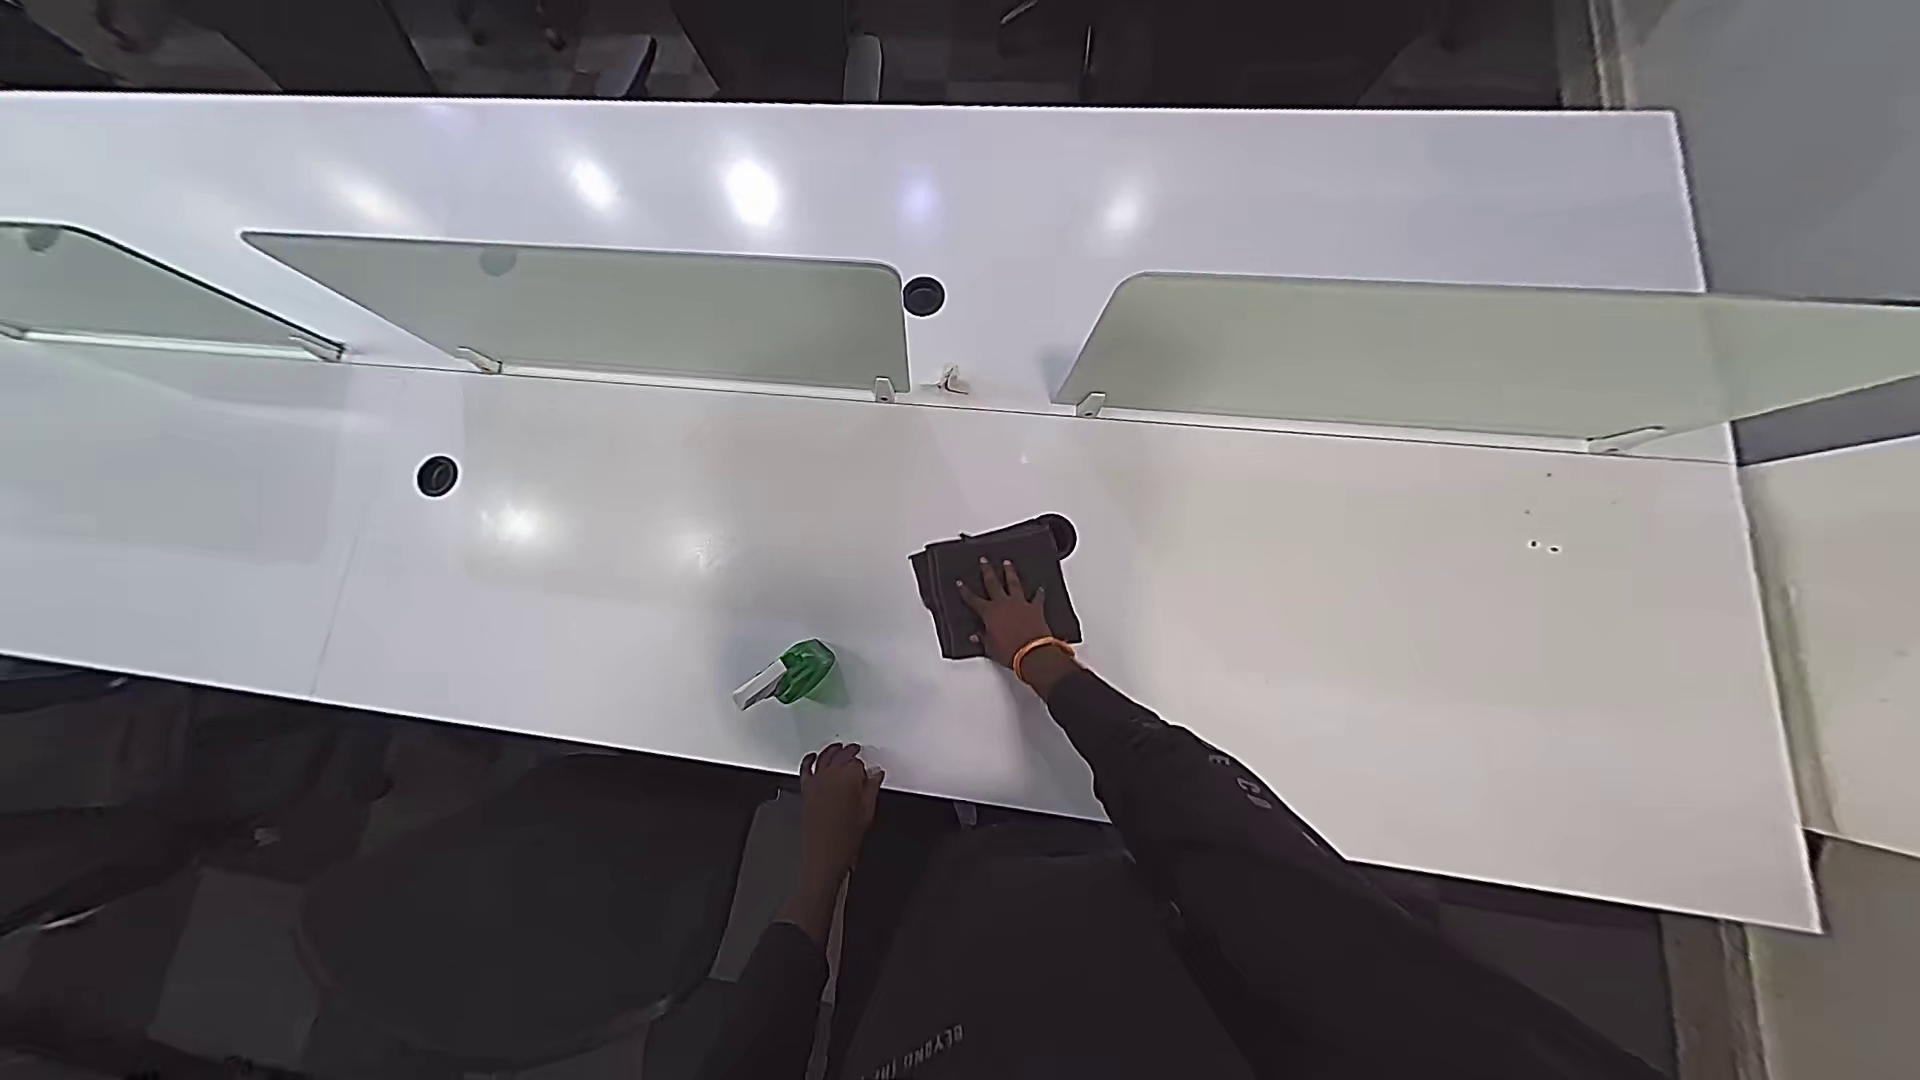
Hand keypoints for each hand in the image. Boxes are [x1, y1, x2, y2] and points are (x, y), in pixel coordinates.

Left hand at [782, 742, 882, 942]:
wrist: (824, 858)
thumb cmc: (845, 839)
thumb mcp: (867, 813)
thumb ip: (872, 788)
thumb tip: (876, 775)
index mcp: (849, 778)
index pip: (858, 762)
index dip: (864, 766)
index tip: (868, 772)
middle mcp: (830, 776)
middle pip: (841, 755)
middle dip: (850, 753)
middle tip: (857, 753)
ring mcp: (816, 782)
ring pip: (825, 757)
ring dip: (833, 750)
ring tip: (839, 748)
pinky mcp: (805, 790)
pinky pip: (806, 768)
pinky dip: (809, 760)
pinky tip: (813, 757)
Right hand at [957, 558, 1052, 666]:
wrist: (1032, 653)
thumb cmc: (1010, 651)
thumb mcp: (990, 647)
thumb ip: (982, 639)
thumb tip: (975, 636)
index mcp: (990, 613)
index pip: (973, 599)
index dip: (965, 591)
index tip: (960, 583)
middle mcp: (1004, 604)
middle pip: (993, 583)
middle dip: (987, 571)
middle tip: (984, 560)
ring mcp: (1020, 603)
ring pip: (1013, 583)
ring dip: (1010, 572)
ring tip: (1007, 563)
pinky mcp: (1035, 608)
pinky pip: (1037, 597)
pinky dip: (1039, 592)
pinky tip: (1040, 587)